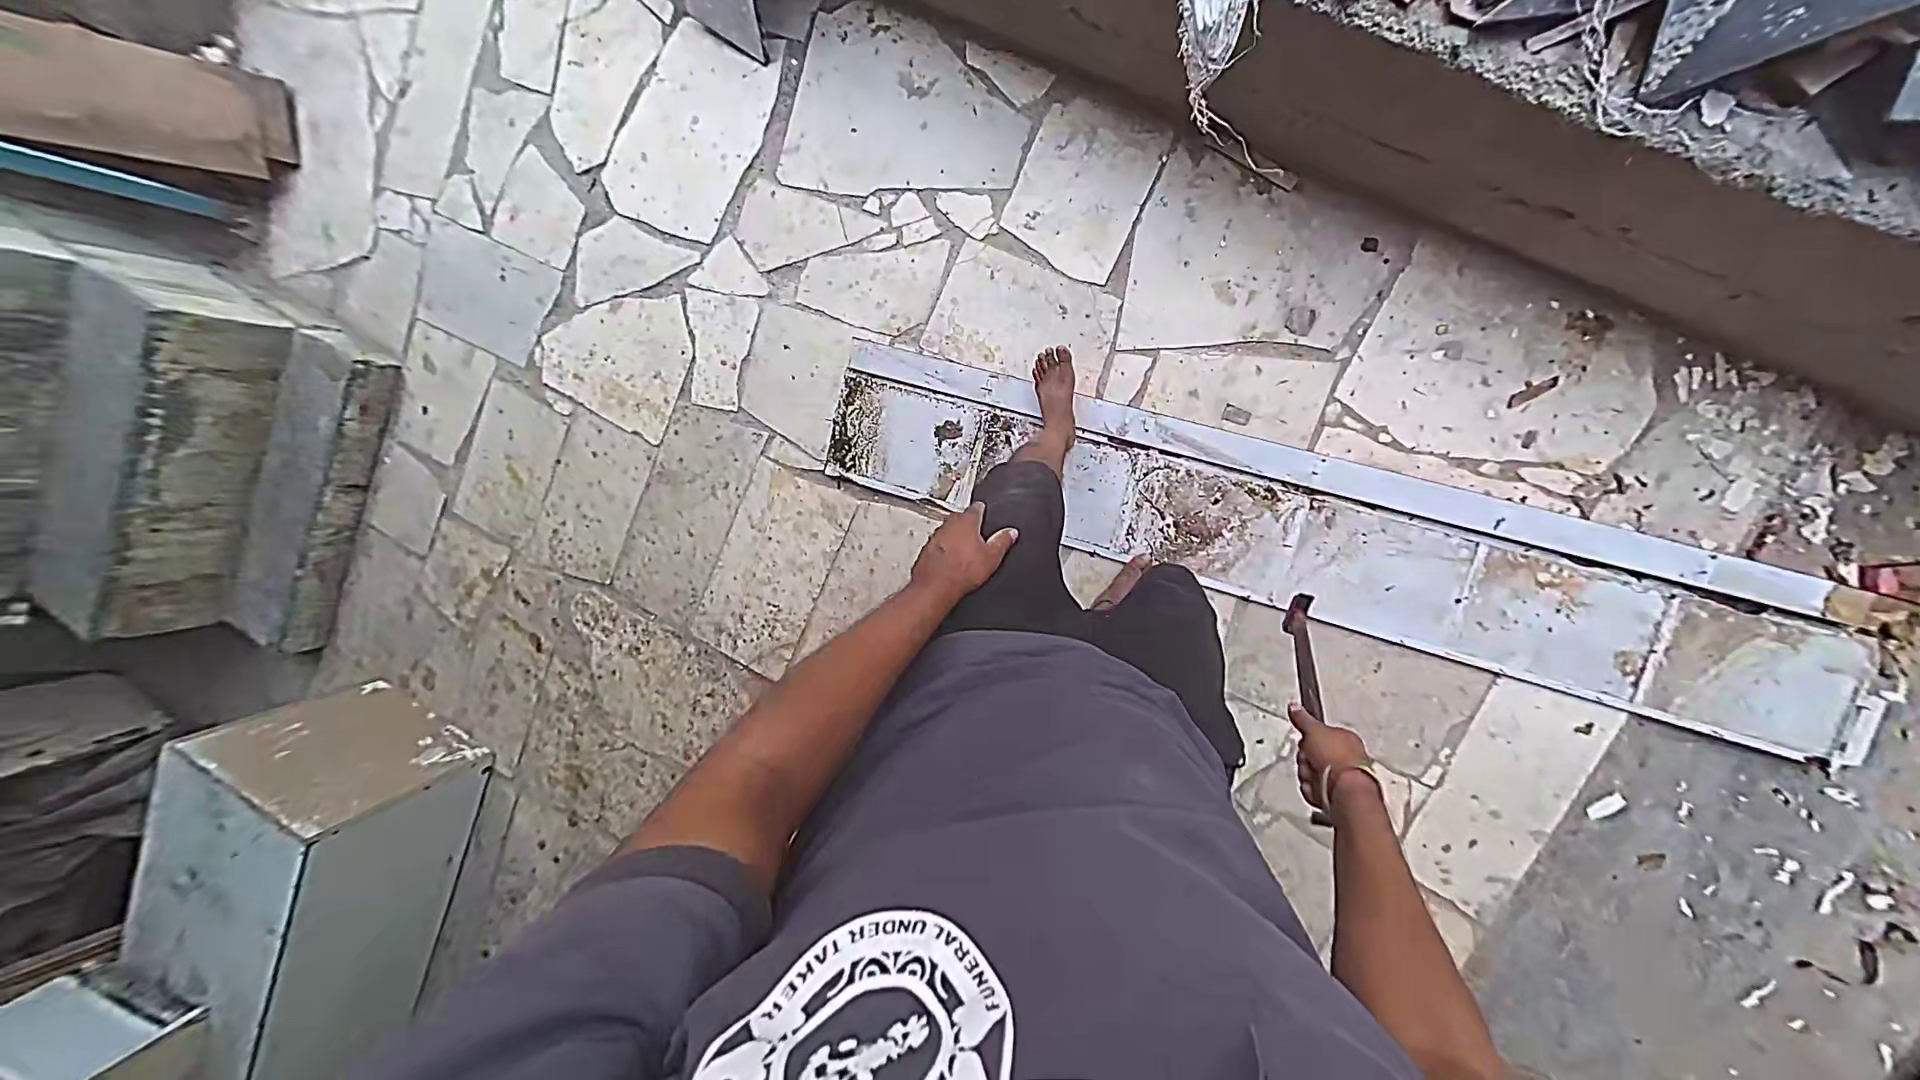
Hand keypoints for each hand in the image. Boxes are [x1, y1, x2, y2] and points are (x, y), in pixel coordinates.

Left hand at [911, 503, 1016, 602]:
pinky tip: (949, 561)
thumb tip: (1011, 533)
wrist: (937, 587)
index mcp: (967, 522)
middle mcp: (949, 525)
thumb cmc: (962, 571)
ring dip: (954, 537)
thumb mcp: (992, 556)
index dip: (982, 509)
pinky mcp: (926, 549)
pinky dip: (943, 549)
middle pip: (960, 518)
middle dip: (967, 524)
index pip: (976, 508)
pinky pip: (938, 545)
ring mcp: (935, 536)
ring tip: (963, 551)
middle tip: (976, 534)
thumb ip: (1002, 541)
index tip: (983, 510)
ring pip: (948, 531)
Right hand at [1288, 703, 1375, 810]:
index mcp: (1346, 739)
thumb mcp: (1314, 731)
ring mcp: (1341, 777)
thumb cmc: (1337, 760)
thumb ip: (1303, 719)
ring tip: (1314, 776)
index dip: (1308, 740)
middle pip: (1311, 755)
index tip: (1305, 743)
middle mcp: (1346, 758)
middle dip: (1305, 759)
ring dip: (1307, 774)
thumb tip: (1294, 706)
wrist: (1344, 790)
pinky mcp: (1334, 794)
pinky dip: (1312, 789)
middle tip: (1310, 760)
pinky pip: (1313, 789)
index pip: (1319, 735)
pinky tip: (1316, 787)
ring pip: (1310, 772)